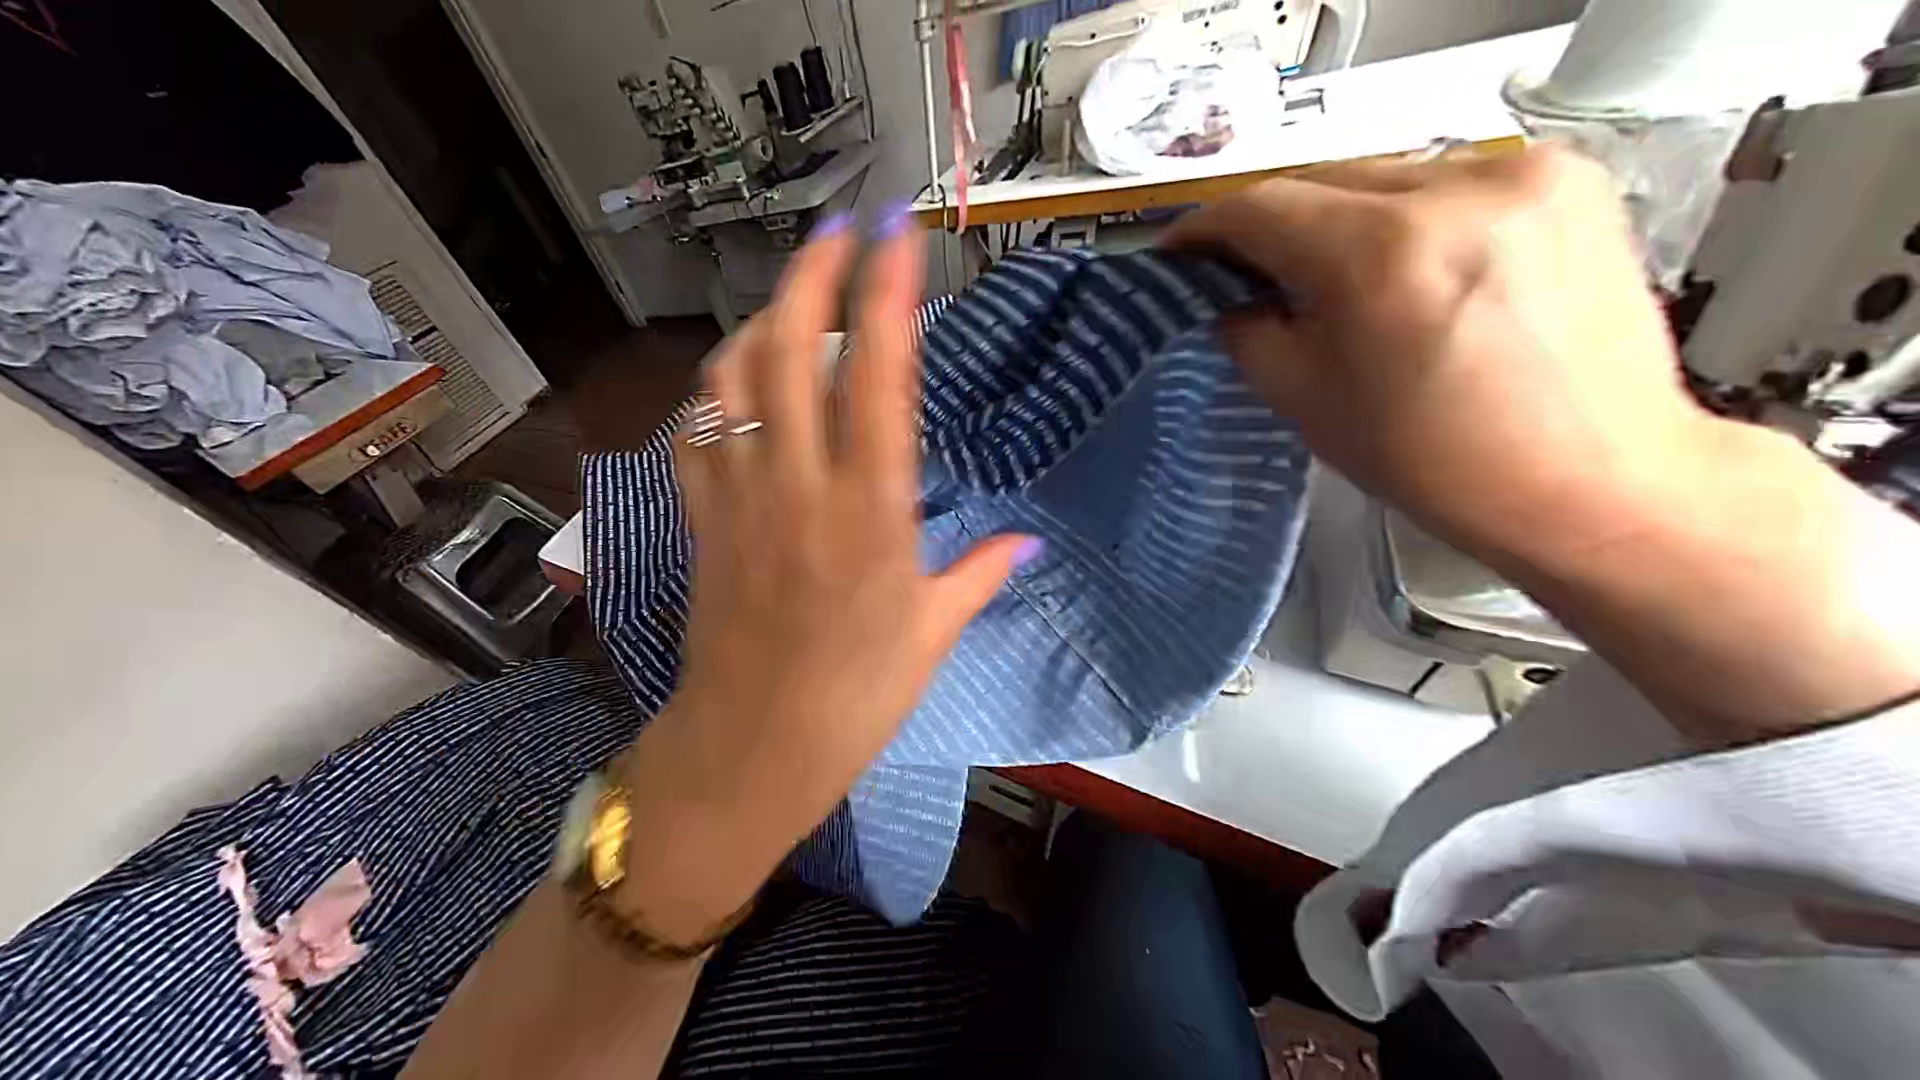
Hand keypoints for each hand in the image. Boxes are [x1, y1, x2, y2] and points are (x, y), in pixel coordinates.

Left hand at [613, 213, 1034, 937]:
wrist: (754, 748)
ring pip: (732, 379)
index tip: (897, 235)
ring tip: (792, 300)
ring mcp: (739, 499)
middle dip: (813, 273)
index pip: (879, 378)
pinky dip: (715, 389)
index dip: (888, 295)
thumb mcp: (933, 634)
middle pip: (790, 350)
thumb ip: (981, 576)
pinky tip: (738, 380)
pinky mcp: (701, 520)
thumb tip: (1028, 543)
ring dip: (760, 321)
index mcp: (871, 512)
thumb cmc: (857, 697)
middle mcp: (800, 488)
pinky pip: (696, 430)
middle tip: (838, 231)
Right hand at [1162, 146, 1719, 569]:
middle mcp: (1459, 193)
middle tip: (1240, 269)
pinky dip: (1398, 216)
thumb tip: (1230, 299)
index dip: (1207, 228)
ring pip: (1380, 176)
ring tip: (1320, 276)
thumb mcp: (1307, 402)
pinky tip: (1392, 265)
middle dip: (1269, 225)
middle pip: (1321, 181)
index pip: (1262, 208)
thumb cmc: (1440, 460)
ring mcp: (1525, 176)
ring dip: (1333, 221)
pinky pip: (1444, 181)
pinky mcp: (1567, 181)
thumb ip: (1250, 334)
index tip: (1182, 249)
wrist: (1588, 479)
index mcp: (1381, 256)